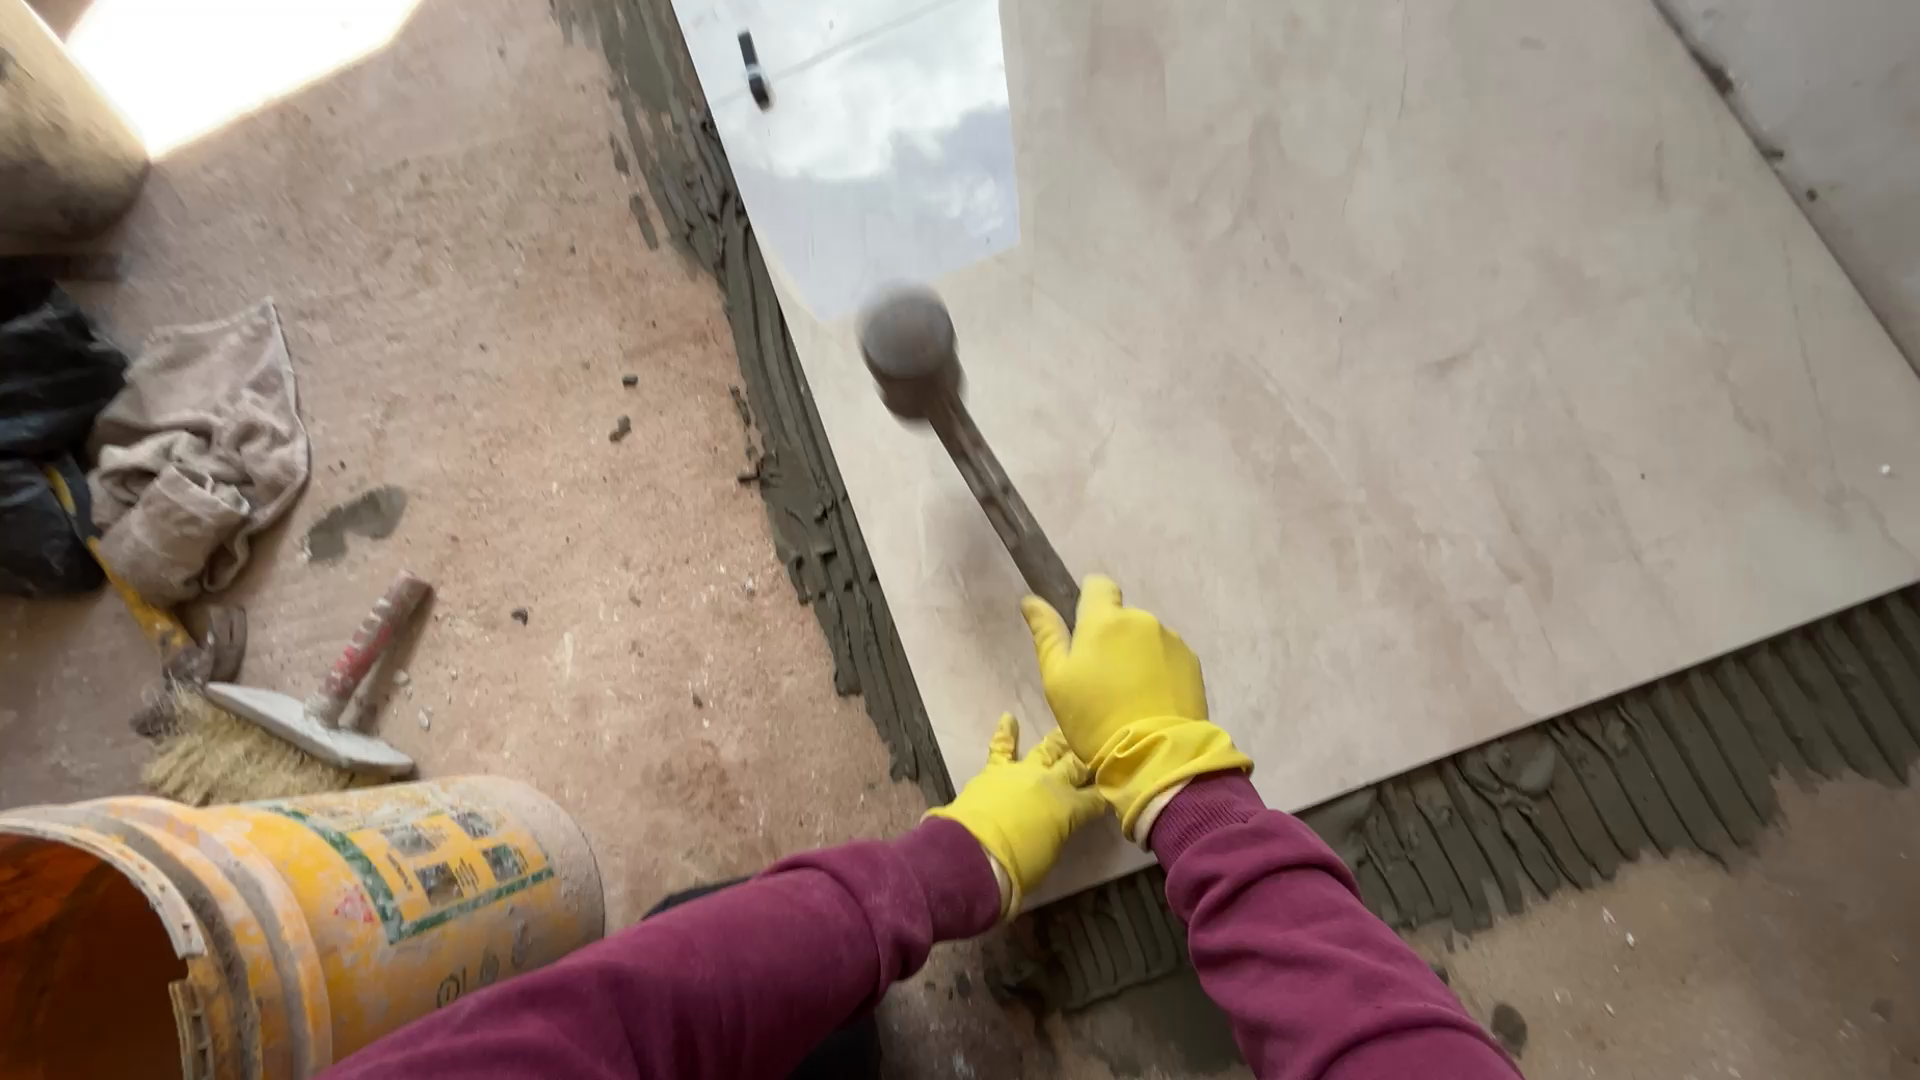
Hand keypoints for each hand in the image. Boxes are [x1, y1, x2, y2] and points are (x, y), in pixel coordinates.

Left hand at [925, 714, 1107, 915]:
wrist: (977, 852)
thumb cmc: (1019, 866)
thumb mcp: (1051, 853)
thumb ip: (1058, 831)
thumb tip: (1057, 823)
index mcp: (1069, 808)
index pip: (1094, 799)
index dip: (1104, 793)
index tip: (1112, 787)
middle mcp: (1051, 782)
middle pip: (1074, 766)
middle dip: (1085, 760)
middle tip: (1094, 751)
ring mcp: (1023, 771)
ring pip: (1044, 750)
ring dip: (1056, 741)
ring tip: (1066, 731)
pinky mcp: (996, 769)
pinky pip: (1002, 746)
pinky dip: (1005, 731)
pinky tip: (1009, 717)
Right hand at [1021, 574, 1251, 842]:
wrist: (1156, 755)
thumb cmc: (1094, 717)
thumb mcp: (1057, 678)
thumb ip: (1046, 634)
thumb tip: (1030, 600)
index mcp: (1105, 619)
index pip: (1098, 585)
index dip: (1089, 599)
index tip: (1082, 627)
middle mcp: (1142, 619)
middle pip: (1122, 617)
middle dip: (1112, 636)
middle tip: (1100, 676)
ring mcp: (1172, 640)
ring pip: (1146, 637)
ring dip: (1136, 653)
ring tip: (1129, 693)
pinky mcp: (1193, 663)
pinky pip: (1168, 656)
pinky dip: (1159, 669)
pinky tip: (1152, 699)